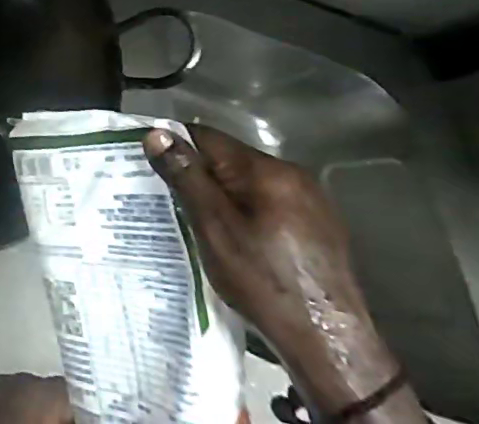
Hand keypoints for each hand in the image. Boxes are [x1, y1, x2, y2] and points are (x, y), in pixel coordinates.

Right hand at [143, 125, 421, 420]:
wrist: (328, 344)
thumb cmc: (264, 281)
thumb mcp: (214, 227)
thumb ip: (186, 176)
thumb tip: (156, 133)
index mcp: (267, 170)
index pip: (207, 136)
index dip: (174, 146)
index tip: (150, 165)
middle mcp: (294, 175)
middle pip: (229, 159)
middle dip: (198, 173)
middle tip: (170, 199)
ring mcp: (312, 201)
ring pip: (249, 183)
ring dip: (222, 194)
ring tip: (198, 220)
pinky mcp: (320, 227)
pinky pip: (269, 203)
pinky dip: (246, 211)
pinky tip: (237, 239)